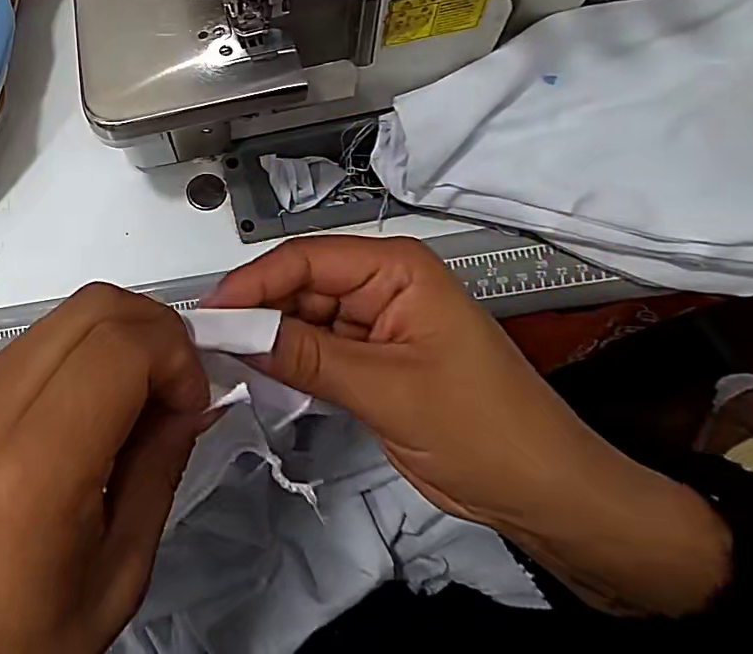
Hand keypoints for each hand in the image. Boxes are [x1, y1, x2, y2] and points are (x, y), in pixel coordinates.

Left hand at [0, 284, 211, 653]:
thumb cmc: (19, 635)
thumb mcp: (120, 570)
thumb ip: (163, 464)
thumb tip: (195, 396)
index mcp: (34, 466)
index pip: (122, 347)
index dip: (176, 358)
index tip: (192, 401)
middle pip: (98, 305)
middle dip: (158, 330)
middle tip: (178, 386)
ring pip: (77, 307)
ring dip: (128, 334)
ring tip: (145, 394)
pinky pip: (52, 330)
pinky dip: (96, 343)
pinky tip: (107, 395)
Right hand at [203, 235, 731, 616]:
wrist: (543, 492)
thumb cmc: (486, 429)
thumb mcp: (388, 389)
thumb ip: (309, 356)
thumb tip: (242, 333)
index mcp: (396, 268)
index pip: (306, 260)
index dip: (253, 283)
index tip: (210, 313)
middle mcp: (383, 284)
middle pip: (301, 285)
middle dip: (257, 311)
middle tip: (209, 342)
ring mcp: (376, 322)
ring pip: (304, 318)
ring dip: (271, 338)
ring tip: (226, 359)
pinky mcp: (372, 358)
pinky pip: (317, 348)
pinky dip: (290, 361)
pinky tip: (263, 373)